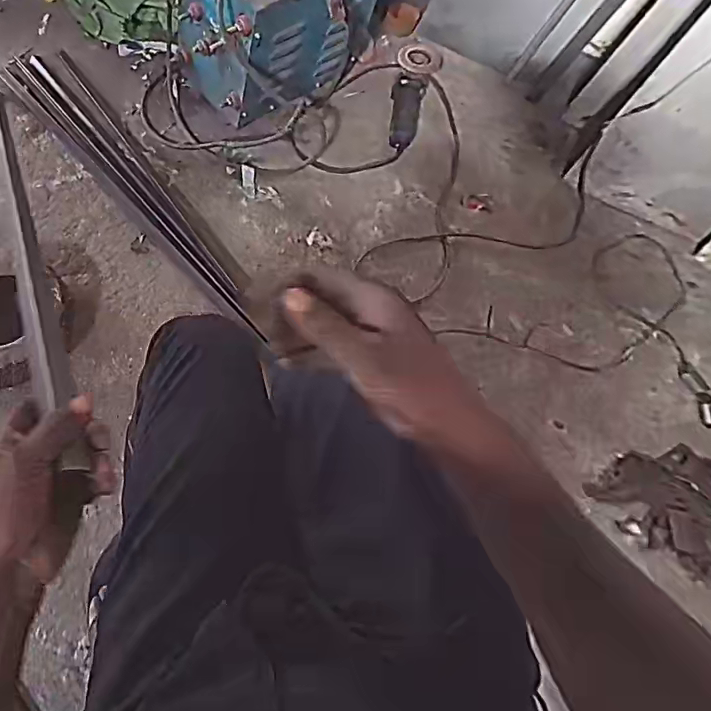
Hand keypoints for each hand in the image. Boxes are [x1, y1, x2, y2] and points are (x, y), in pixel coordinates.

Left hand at [0, 397, 116, 590]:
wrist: (12, 571)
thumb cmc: (1, 519)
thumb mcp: (28, 460)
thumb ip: (57, 427)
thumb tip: (82, 402)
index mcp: (16, 441)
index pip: (39, 407)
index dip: (59, 401)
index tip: (79, 402)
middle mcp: (38, 456)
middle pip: (72, 427)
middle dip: (89, 430)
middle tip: (96, 439)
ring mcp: (56, 477)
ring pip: (88, 451)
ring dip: (101, 456)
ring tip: (102, 471)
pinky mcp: (73, 498)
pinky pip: (96, 478)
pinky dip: (104, 478)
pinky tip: (103, 484)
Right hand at [279, 269, 497, 448]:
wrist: (454, 434)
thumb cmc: (411, 392)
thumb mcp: (362, 358)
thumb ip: (325, 326)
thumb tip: (288, 294)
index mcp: (373, 299)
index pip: (319, 276)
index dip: (287, 286)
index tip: (256, 306)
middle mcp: (372, 309)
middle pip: (321, 297)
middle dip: (289, 310)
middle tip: (259, 333)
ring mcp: (374, 334)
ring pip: (326, 322)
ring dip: (298, 332)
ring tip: (268, 352)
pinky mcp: (375, 359)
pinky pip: (334, 344)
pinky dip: (311, 350)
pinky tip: (291, 366)